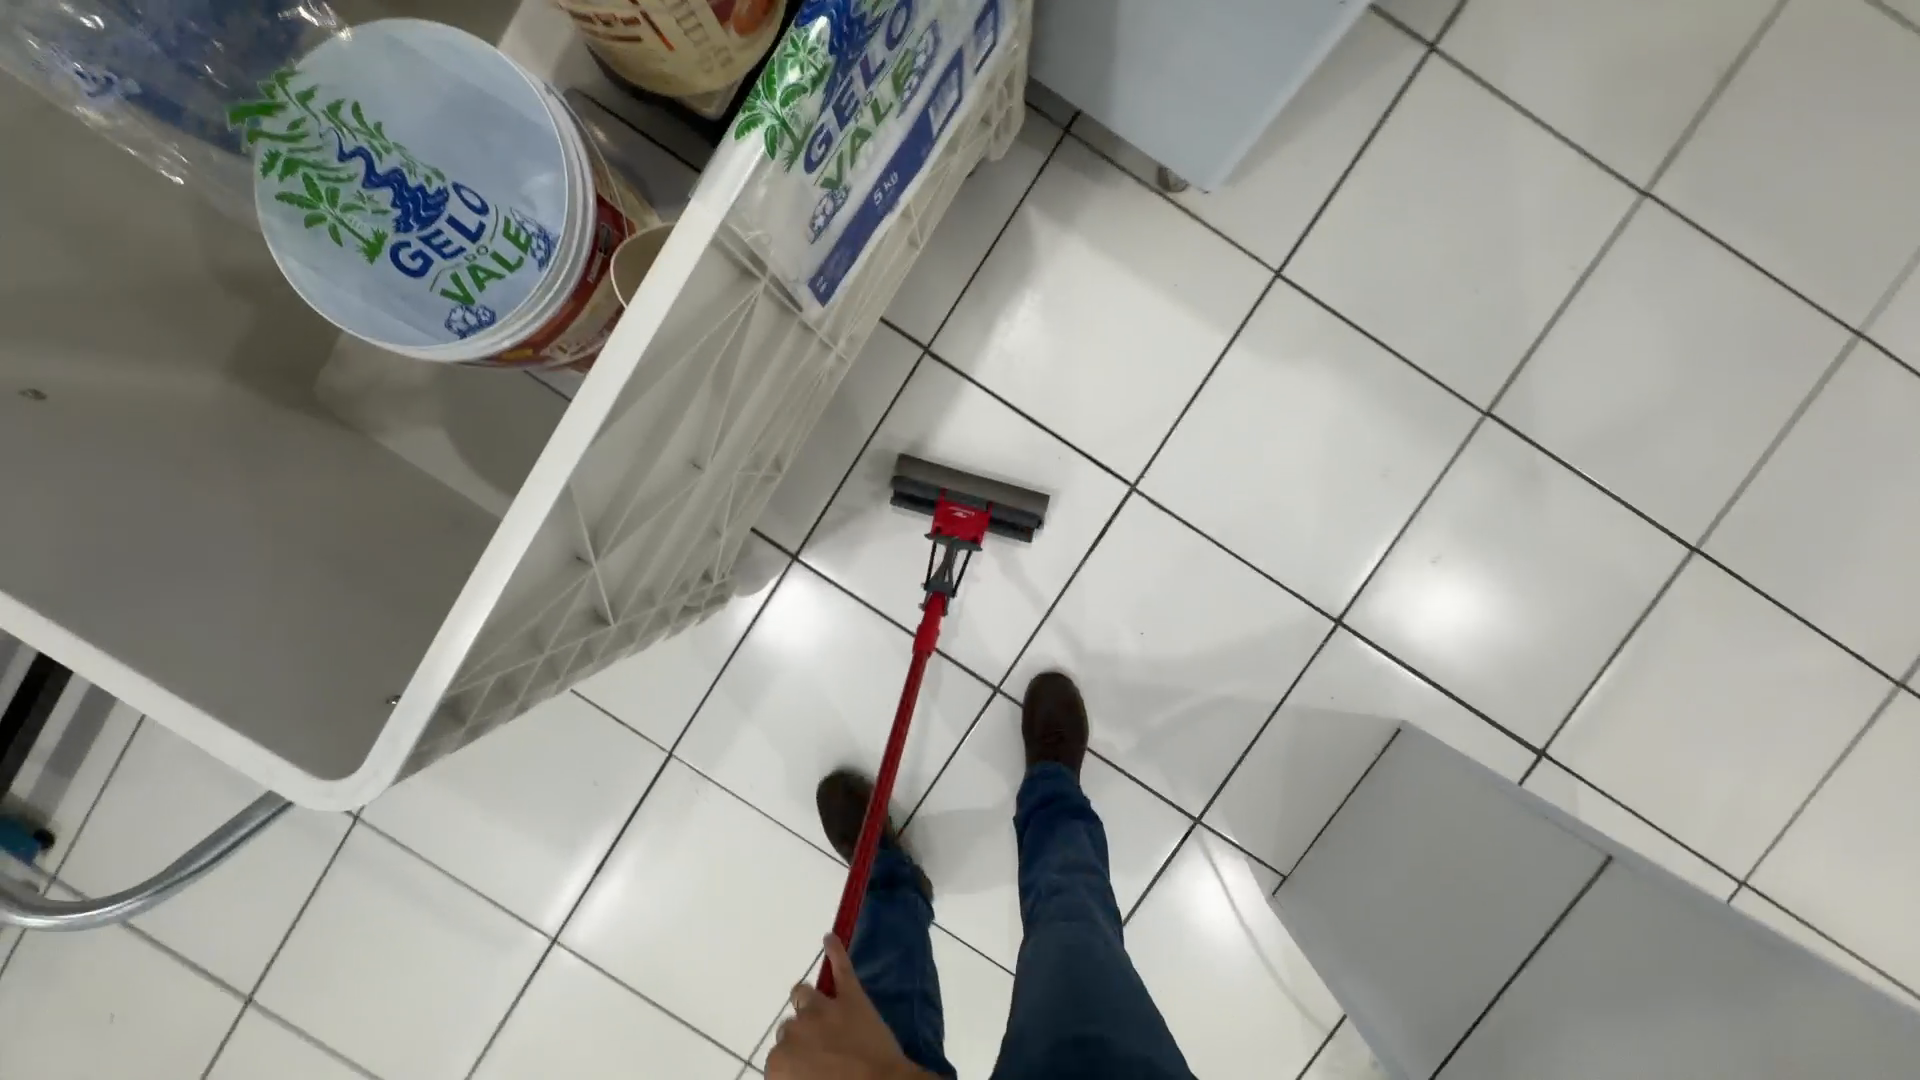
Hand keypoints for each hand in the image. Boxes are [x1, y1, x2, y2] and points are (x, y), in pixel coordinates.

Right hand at [767, 935, 928, 1079]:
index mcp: (781, 1061)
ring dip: (808, 1002)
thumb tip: (793, 1067)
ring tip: (817, 1010)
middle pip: (789, 1028)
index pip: (776, 1059)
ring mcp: (823, 1008)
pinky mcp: (850, 996)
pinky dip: (835, 951)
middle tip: (819, 1051)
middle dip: (801, 1037)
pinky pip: (841, 967)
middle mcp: (796, 1030)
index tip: (803, 1071)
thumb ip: (792, 1074)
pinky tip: (829, 937)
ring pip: (803, 995)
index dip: (791, 1065)